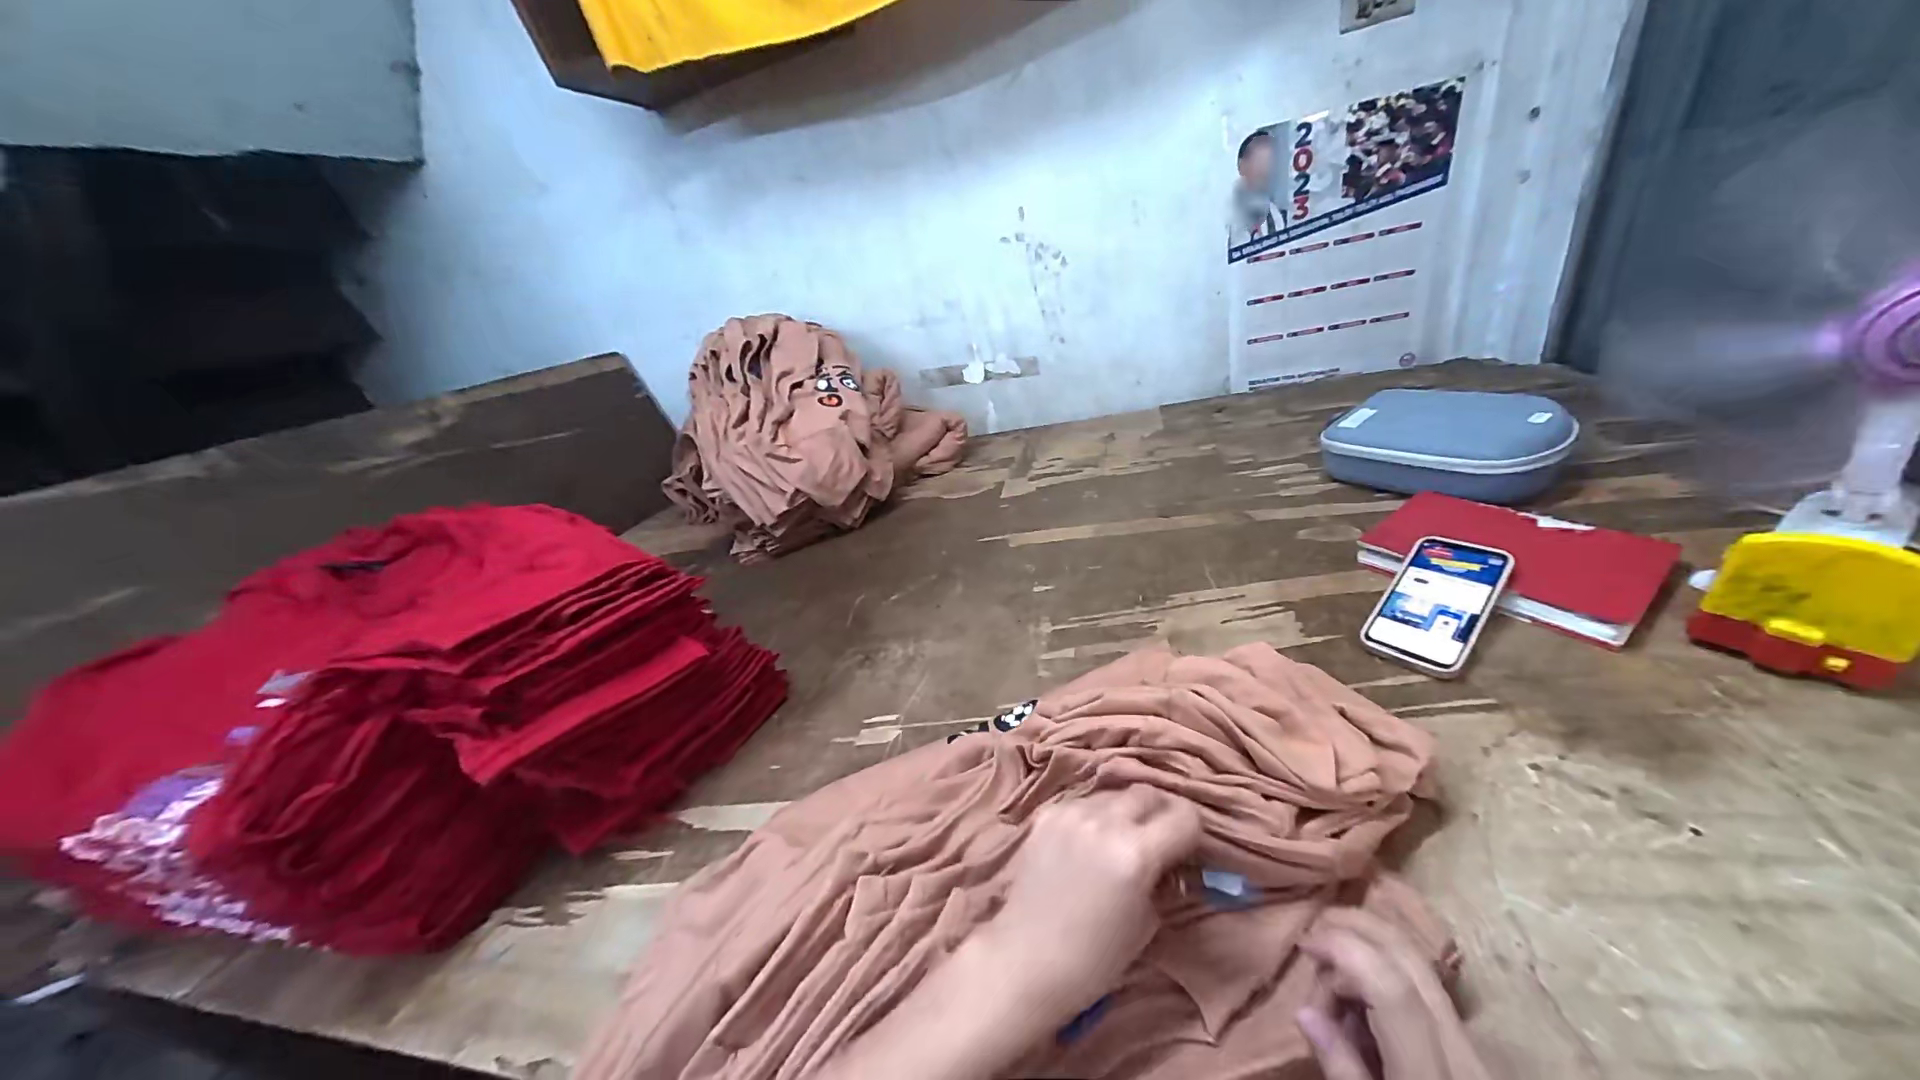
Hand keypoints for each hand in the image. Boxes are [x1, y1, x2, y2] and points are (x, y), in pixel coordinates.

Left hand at [978, 786, 1203, 1020]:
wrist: (1027, 957)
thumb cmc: (1095, 956)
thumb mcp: (1148, 920)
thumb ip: (1164, 878)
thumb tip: (1173, 858)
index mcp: (1136, 853)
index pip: (1183, 815)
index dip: (1192, 829)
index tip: (1189, 843)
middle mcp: (1104, 822)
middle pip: (1147, 793)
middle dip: (1160, 811)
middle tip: (1160, 835)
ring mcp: (1071, 813)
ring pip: (1113, 793)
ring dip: (1126, 809)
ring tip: (1122, 837)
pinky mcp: (1046, 814)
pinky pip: (1083, 802)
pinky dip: (1095, 815)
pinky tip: (1090, 841)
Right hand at [1296, 909, 1491, 1079]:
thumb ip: (1340, 1068)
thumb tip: (1305, 1010)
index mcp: (1431, 1074)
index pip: (1390, 985)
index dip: (1343, 949)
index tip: (1304, 945)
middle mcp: (1461, 1050)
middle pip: (1409, 957)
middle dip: (1354, 927)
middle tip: (1312, 936)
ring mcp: (1474, 1047)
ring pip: (1418, 963)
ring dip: (1365, 951)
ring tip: (1332, 986)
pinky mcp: (1473, 1050)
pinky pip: (1423, 985)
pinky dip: (1383, 972)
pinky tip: (1359, 1001)